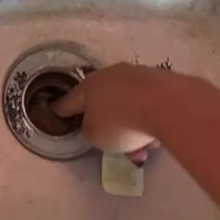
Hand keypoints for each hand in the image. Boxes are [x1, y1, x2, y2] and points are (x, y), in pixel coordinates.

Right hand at [52, 62, 209, 162]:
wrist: (165, 104)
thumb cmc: (120, 122)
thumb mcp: (95, 136)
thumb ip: (90, 130)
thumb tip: (97, 125)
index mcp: (87, 87)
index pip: (69, 101)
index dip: (61, 109)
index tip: (54, 110)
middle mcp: (109, 76)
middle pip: (102, 101)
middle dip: (106, 121)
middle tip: (113, 142)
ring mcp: (135, 75)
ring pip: (127, 103)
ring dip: (130, 122)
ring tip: (141, 144)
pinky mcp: (159, 80)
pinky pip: (147, 104)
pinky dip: (148, 119)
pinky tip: (156, 134)